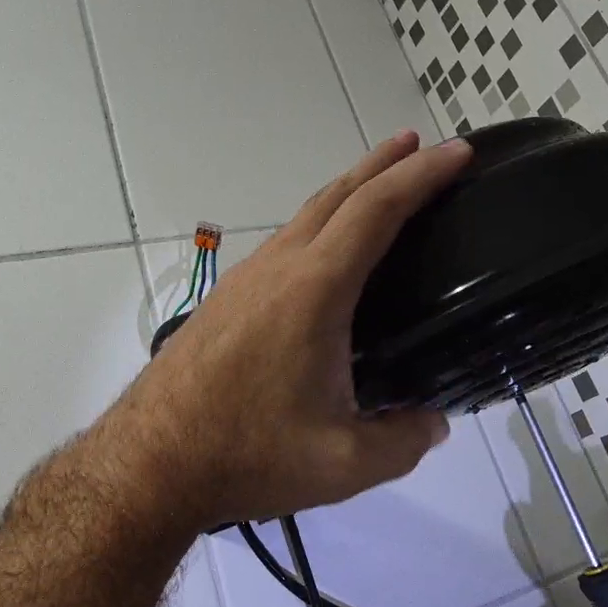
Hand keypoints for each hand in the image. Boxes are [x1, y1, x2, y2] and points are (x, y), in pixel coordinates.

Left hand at [102, 130, 469, 527]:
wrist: (150, 459)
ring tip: (382, 188)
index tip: (457, 152)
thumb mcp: (343, 462)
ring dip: (349, 191)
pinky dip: (322, 223)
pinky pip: (286, 240)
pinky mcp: (228, 296)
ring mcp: (247, 277)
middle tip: (421, 144)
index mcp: (315, 289)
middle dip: (384, 162)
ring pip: (307, 214)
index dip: (421, 174)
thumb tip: (435, 422)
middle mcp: (279, 266)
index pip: (377, 210)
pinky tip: (329, 253)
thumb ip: (403, 441)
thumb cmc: (248, 453)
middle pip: (338, 194)